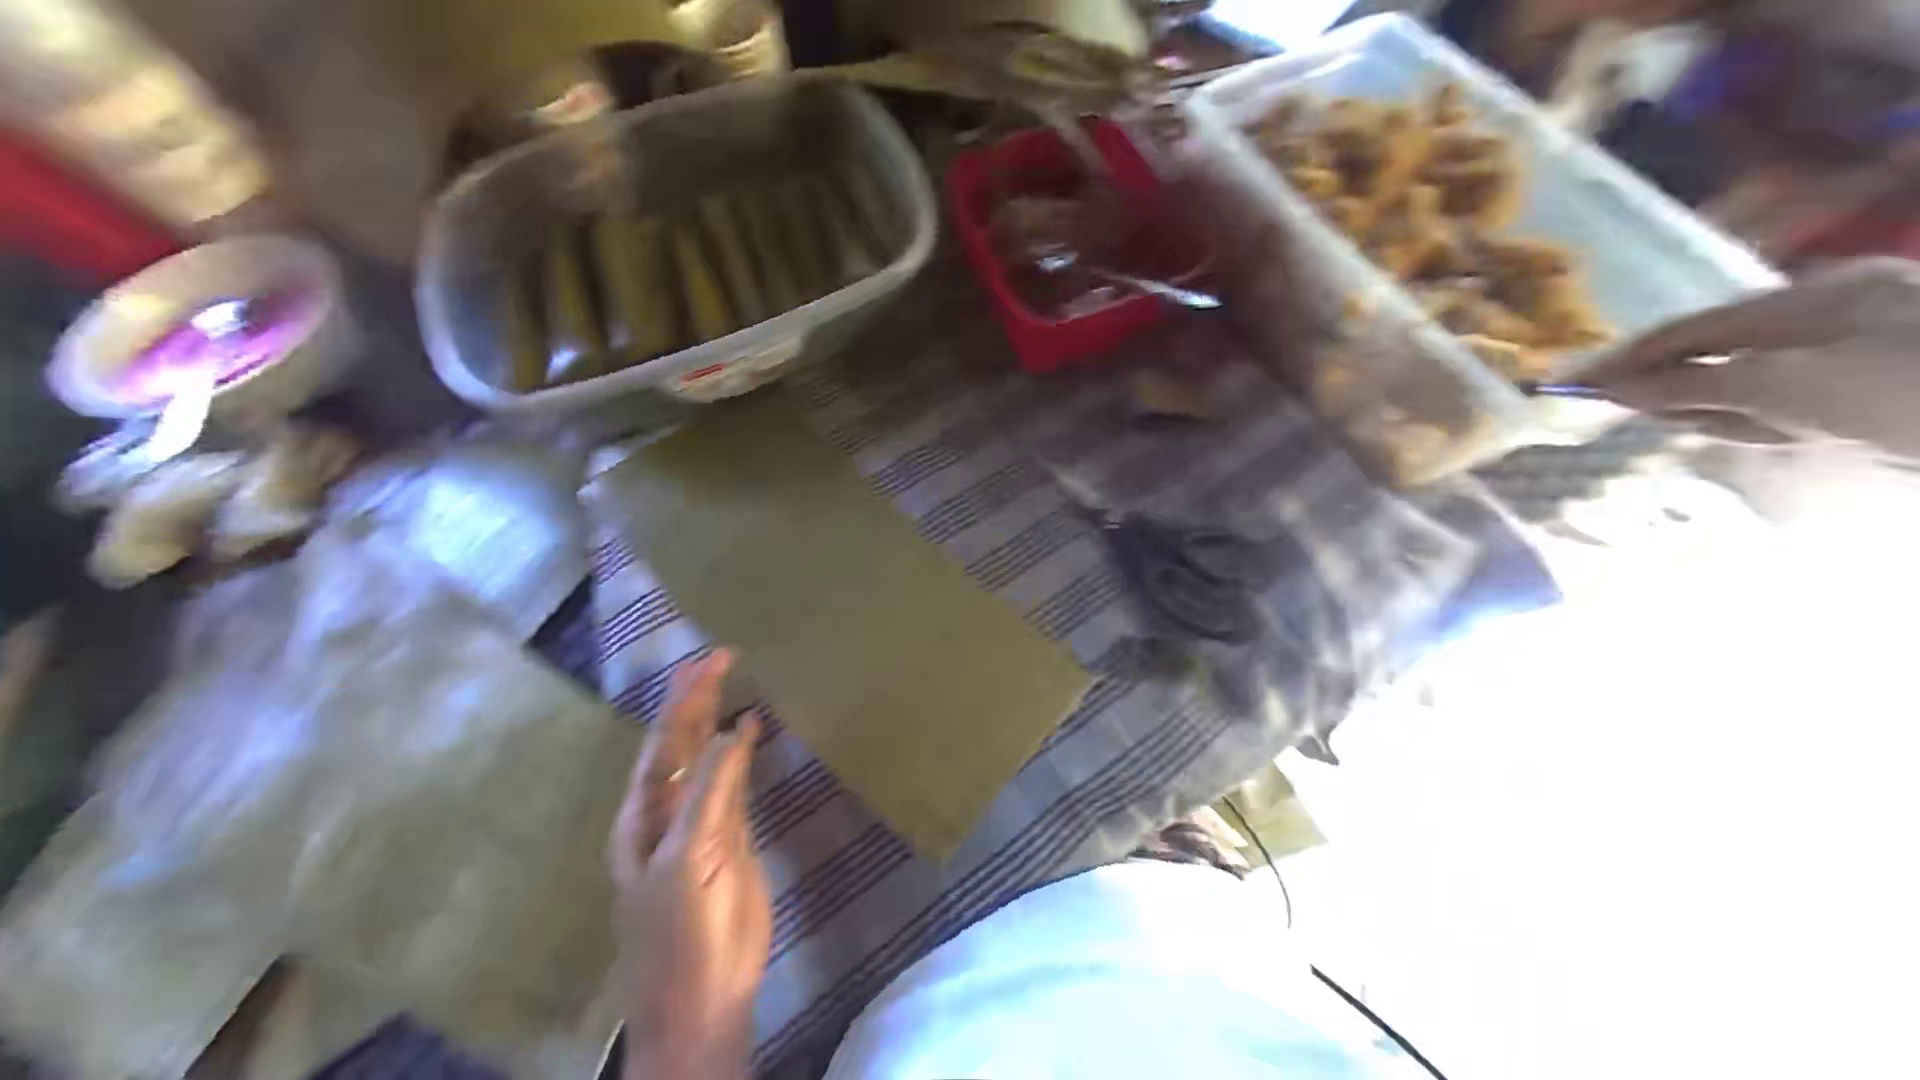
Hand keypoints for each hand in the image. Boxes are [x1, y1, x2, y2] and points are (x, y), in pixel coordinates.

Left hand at [608, 649, 768, 1079]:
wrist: (706, 997)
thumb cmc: (685, 932)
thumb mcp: (690, 858)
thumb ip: (711, 792)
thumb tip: (731, 727)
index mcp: (644, 813)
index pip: (664, 741)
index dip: (684, 699)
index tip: (711, 660)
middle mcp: (668, 809)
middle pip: (682, 743)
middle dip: (698, 698)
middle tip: (724, 654)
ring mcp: (701, 822)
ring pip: (708, 759)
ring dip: (716, 720)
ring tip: (732, 679)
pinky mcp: (731, 836)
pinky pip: (735, 782)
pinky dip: (742, 752)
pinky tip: (752, 729)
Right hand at [1586, 258, 1919, 458]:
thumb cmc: (1909, 394)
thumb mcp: (1787, 389)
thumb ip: (1694, 386)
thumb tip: (1612, 387)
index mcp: (1815, 298)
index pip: (1689, 330)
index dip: (1628, 359)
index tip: (1571, 387)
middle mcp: (1834, 310)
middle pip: (1719, 354)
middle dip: (1688, 389)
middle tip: (1668, 418)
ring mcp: (1861, 343)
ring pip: (1754, 381)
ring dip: (1736, 412)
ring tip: (1766, 433)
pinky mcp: (1876, 381)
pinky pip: (1793, 399)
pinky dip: (1776, 420)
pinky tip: (1799, 434)